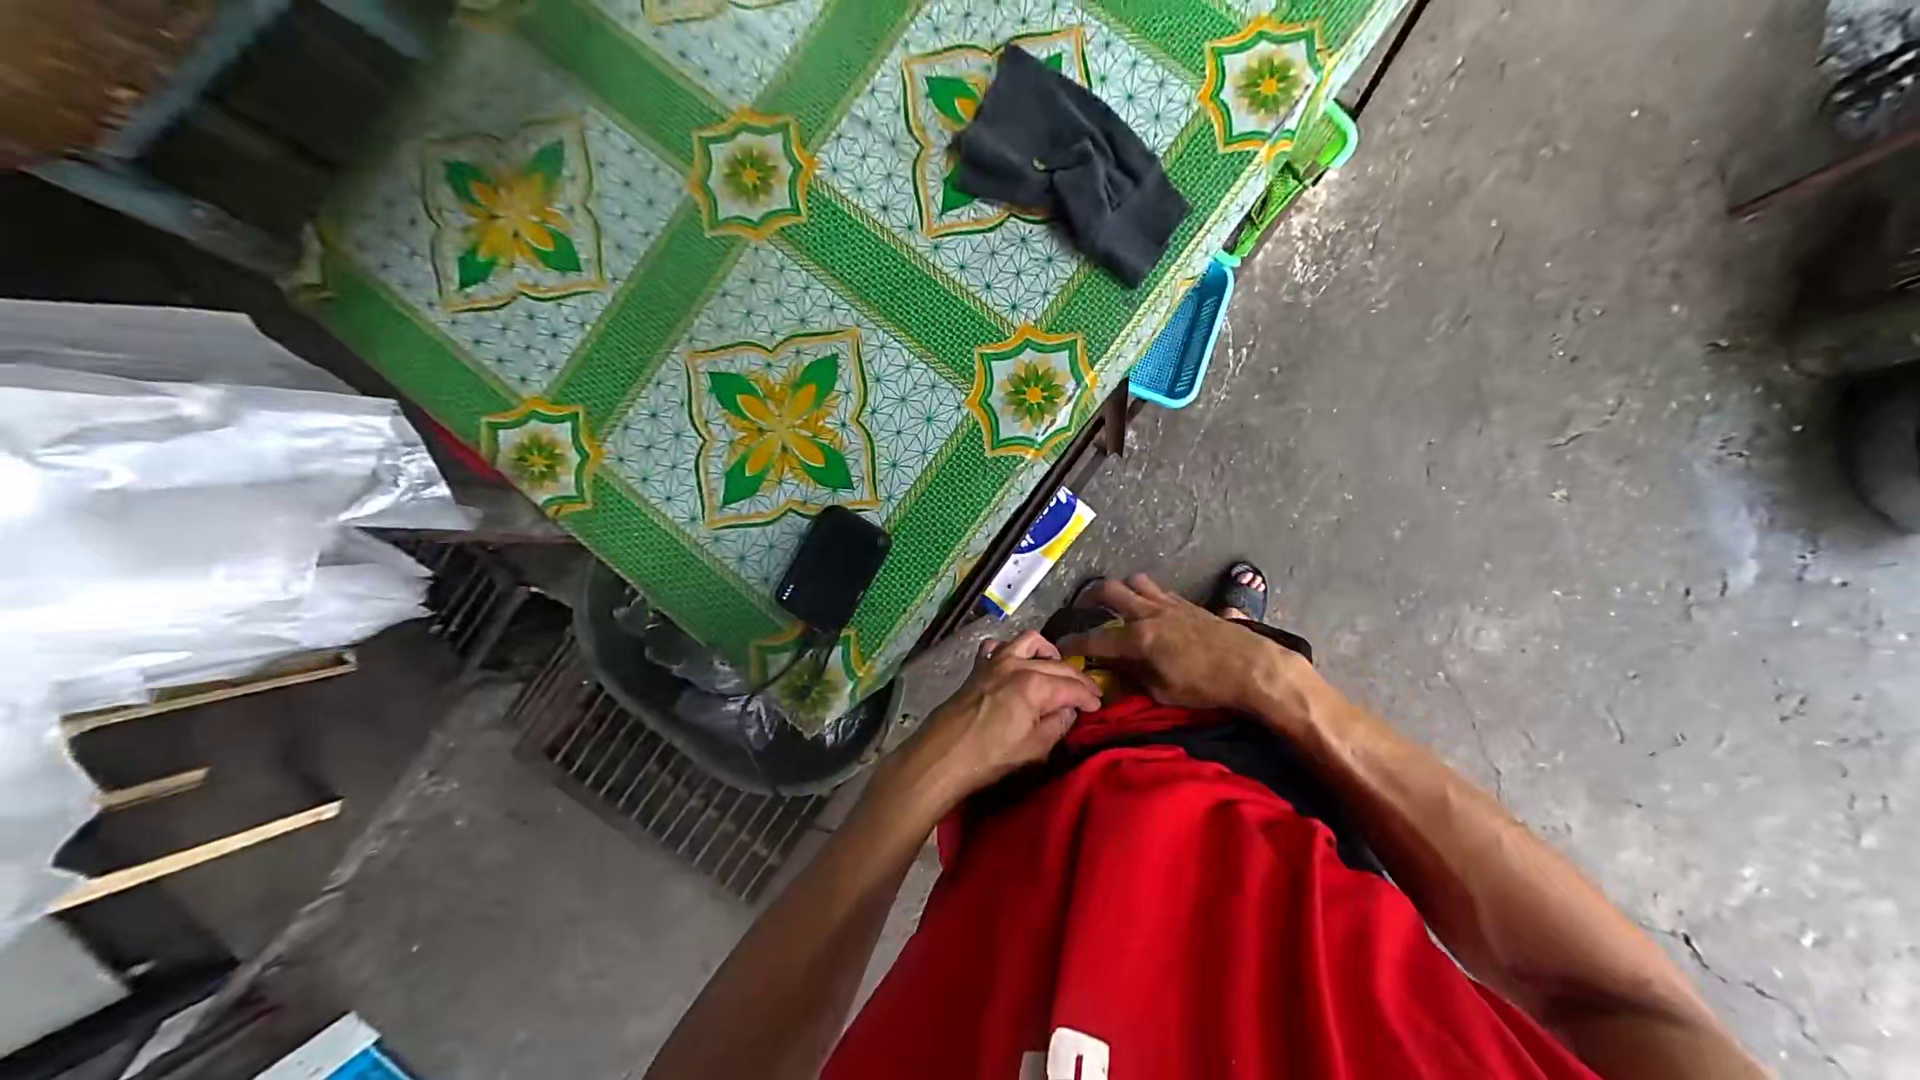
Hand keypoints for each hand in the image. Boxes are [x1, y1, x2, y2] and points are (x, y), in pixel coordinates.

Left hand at [881, 630, 1102, 812]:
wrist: (941, 756)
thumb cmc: (989, 757)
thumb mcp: (1034, 749)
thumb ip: (1057, 724)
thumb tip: (1068, 710)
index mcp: (1035, 684)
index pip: (1073, 686)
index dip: (1090, 696)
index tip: (1099, 706)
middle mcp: (1017, 664)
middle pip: (1056, 664)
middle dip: (1076, 679)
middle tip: (1087, 694)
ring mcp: (994, 662)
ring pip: (1028, 642)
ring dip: (1047, 652)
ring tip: (1057, 668)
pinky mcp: (977, 668)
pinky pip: (997, 647)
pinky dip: (1011, 650)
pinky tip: (1016, 663)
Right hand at [1057, 574, 1327, 733]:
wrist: (1254, 668)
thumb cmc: (1207, 687)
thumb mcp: (1163, 692)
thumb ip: (1133, 676)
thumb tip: (1113, 668)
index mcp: (1138, 638)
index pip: (1094, 640)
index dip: (1073, 644)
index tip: (1060, 647)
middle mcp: (1149, 613)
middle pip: (1109, 591)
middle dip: (1089, 598)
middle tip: (1082, 609)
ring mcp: (1169, 604)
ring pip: (1135, 582)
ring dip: (1121, 590)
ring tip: (1118, 603)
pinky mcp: (1188, 603)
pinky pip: (1158, 590)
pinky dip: (1146, 595)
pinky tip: (1151, 610)